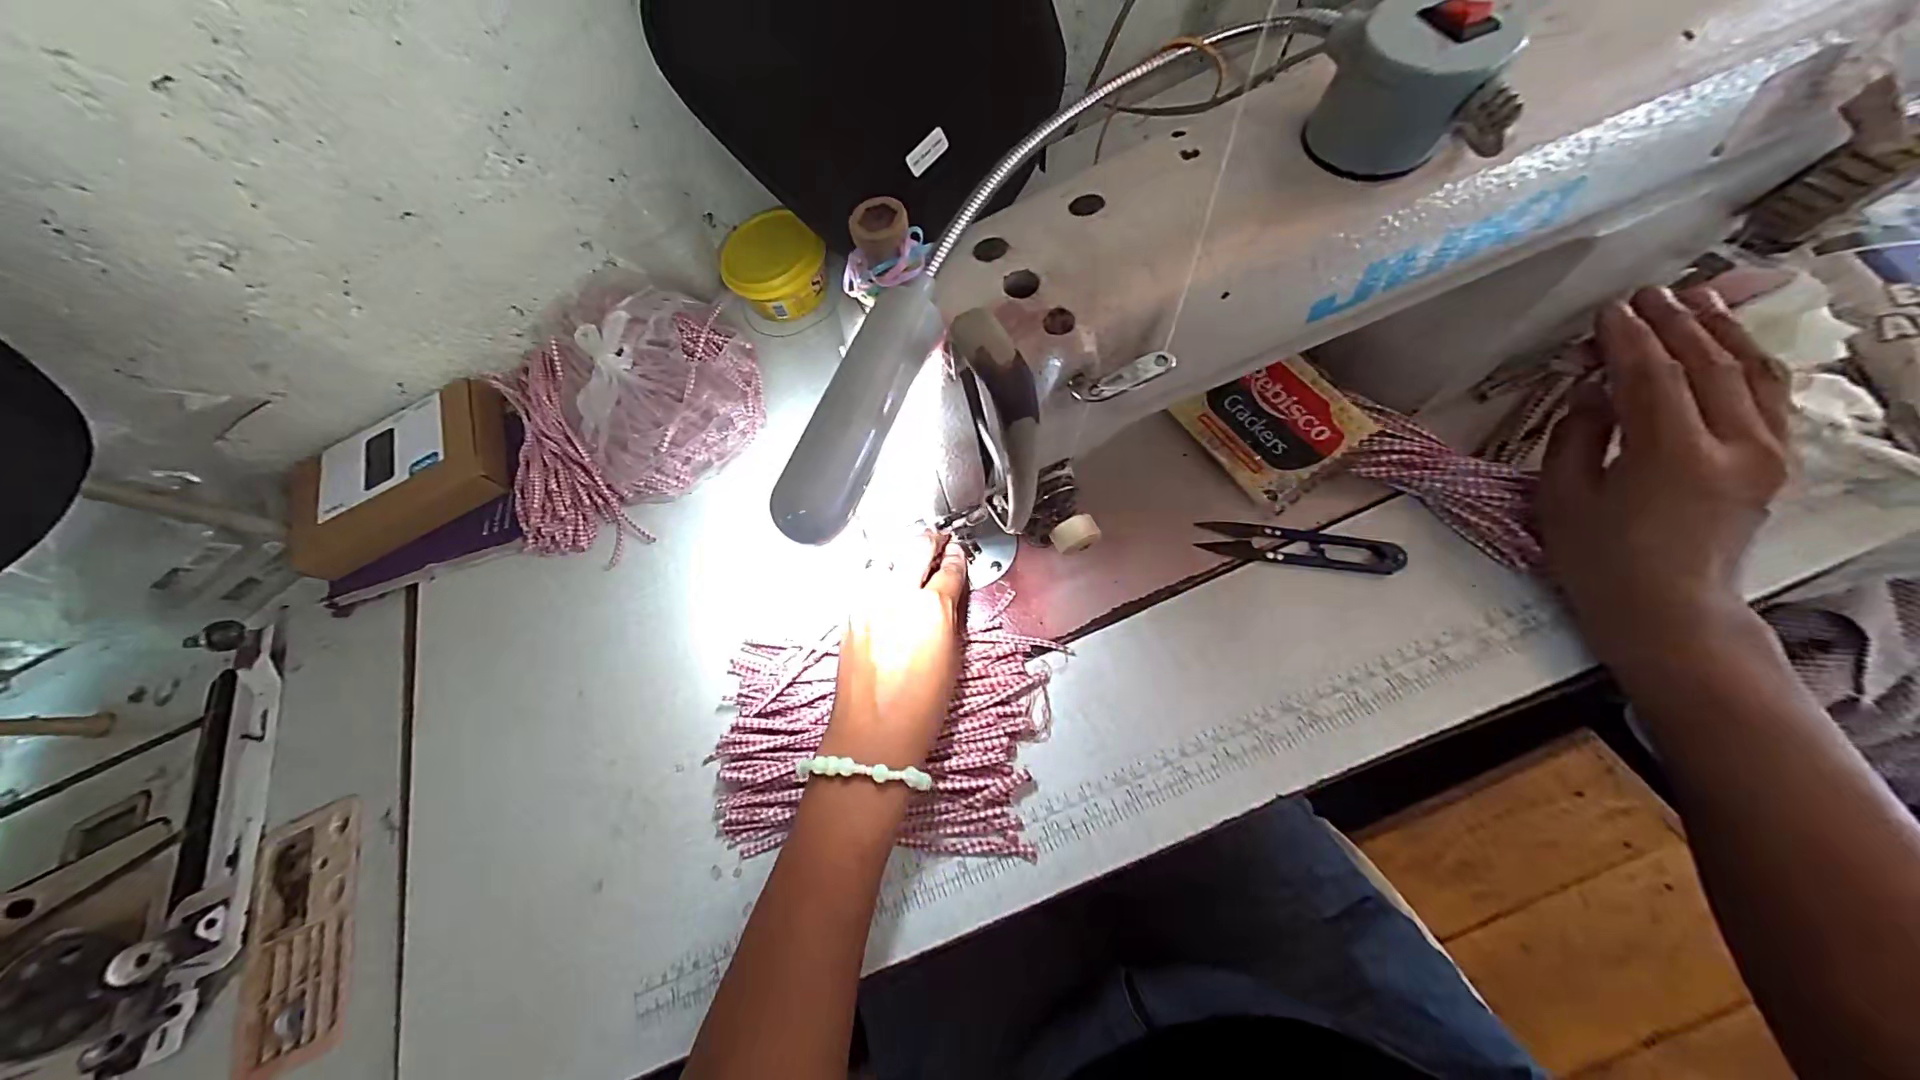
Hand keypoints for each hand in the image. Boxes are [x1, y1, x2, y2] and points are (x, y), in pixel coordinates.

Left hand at [820, 530, 967, 768]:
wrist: (872, 734)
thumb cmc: (919, 708)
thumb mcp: (952, 658)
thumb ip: (950, 617)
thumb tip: (950, 595)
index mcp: (931, 609)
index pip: (949, 568)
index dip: (957, 557)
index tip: (958, 553)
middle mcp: (896, 598)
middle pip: (915, 547)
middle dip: (930, 539)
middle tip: (939, 538)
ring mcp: (868, 603)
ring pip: (886, 557)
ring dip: (902, 552)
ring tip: (912, 554)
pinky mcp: (850, 614)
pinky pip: (867, 579)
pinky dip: (881, 572)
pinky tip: (889, 580)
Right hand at [1539, 286, 1791, 664]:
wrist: (1667, 610)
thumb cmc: (1598, 560)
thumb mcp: (1565, 498)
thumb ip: (1578, 436)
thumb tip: (1592, 390)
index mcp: (1673, 455)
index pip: (1653, 378)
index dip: (1628, 341)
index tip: (1607, 314)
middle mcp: (1735, 446)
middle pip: (1708, 366)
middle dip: (1675, 326)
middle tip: (1646, 297)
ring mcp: (1766, 454)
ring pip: (1752, 375)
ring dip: (1720, 334)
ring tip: (1695, 303)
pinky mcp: (1774, 464)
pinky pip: (1771, 398)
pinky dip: (1750, 364)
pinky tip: (1731, 346)